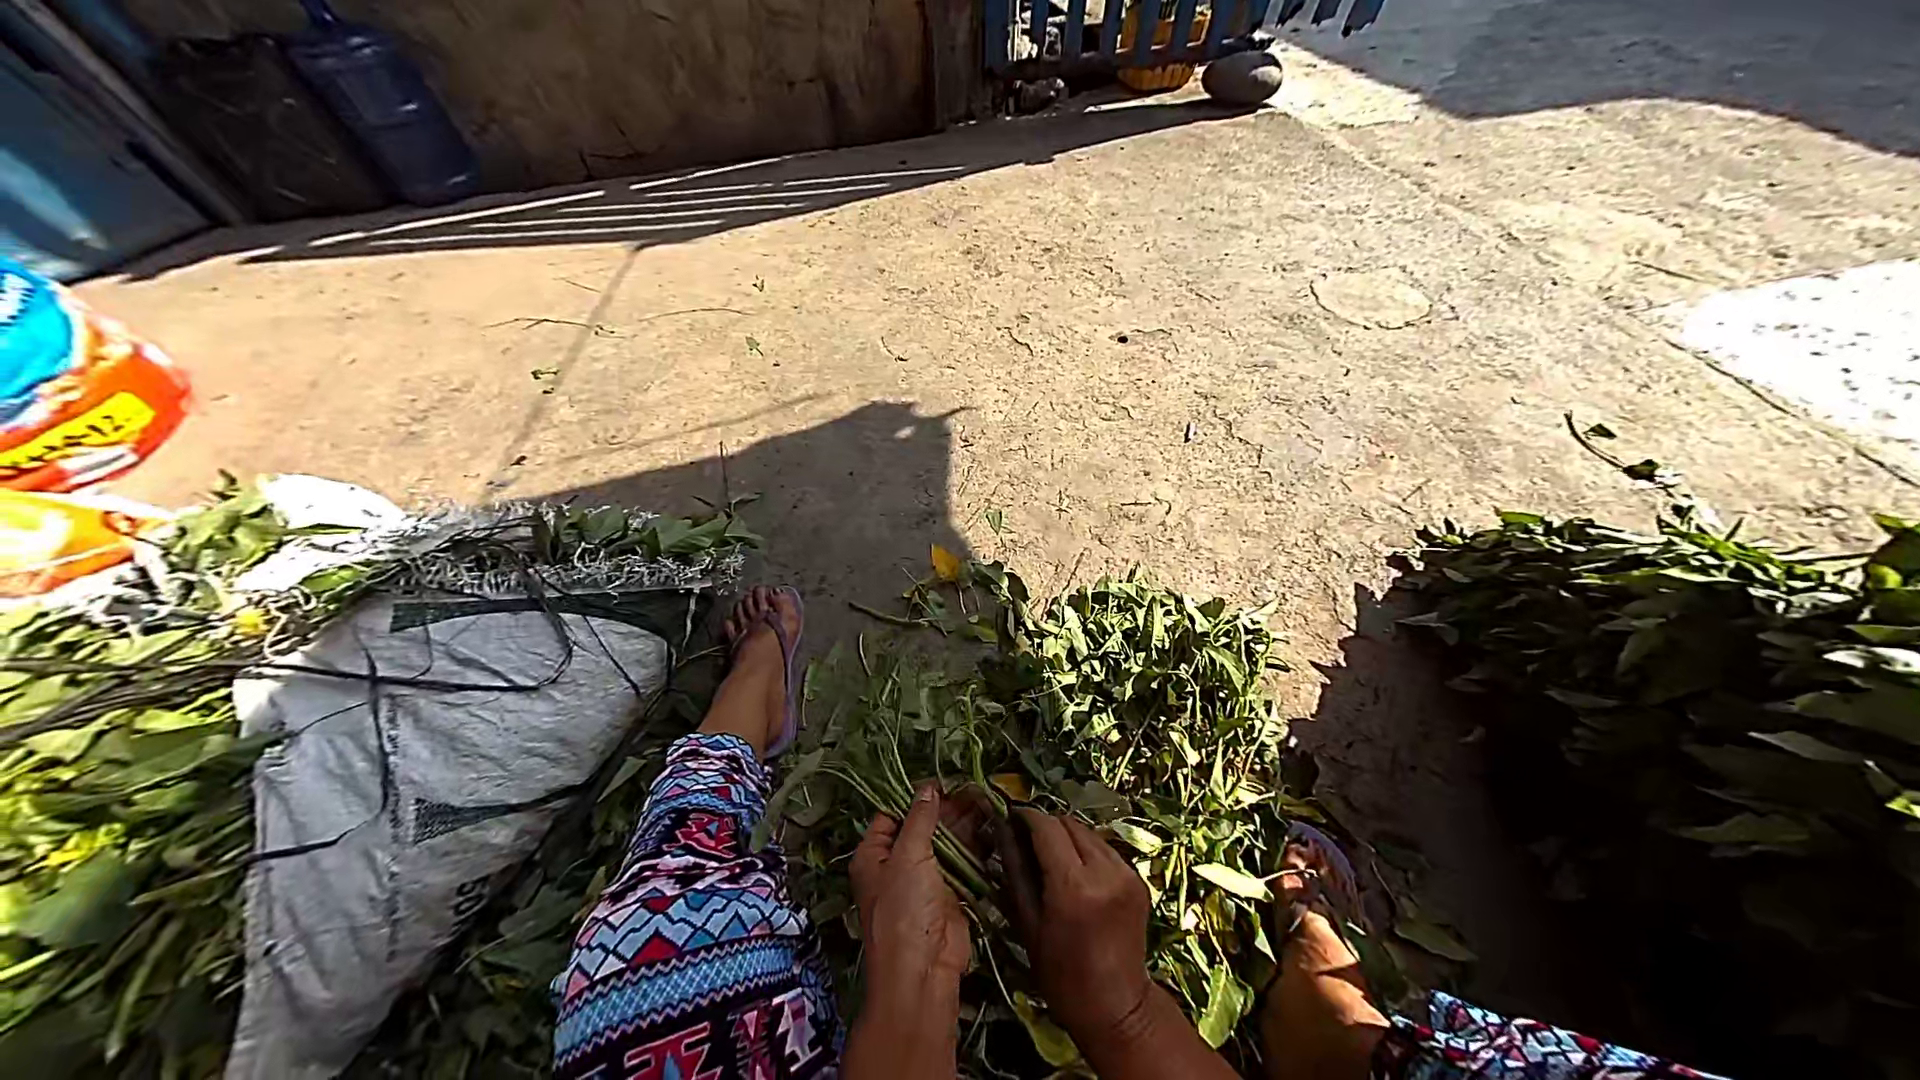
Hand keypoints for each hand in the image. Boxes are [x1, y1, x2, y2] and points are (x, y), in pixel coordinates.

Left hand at [844, 784, 967, 1079]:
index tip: (942, 781)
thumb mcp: (907, 855)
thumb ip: (919, 819)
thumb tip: (927, 789)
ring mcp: (925, 879)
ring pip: (945, 843)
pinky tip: (990, 826)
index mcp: (874, 854)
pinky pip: (961, 862)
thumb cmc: (904, 908)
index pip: (892, 814)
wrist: (923, 969)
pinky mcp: (949, 893)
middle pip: (922, 827)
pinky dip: (974, 846)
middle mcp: (897, 863)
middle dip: (945, 809)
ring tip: (985, 800)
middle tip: (972, 788)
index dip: (915, 796)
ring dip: (963, 825)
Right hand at [998, 810, 1154, 1044]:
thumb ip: (1015, 869)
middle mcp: (1105, 871)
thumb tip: (1002, 828)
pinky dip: (1086, 850)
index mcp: (1074, 886)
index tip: (1010, 817)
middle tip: (1027, 840)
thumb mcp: (1028, 924)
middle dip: (1045, 825)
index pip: (1047, 826)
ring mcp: (1126, 873)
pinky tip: (1076, 871)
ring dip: (1067, 835)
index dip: (1026, 816)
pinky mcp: (1138, 879)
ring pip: (1088, 831)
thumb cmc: (1062, 976)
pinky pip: (1105, 848)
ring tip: (1051, 857)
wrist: (1118, 1009)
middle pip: (1068, 823)